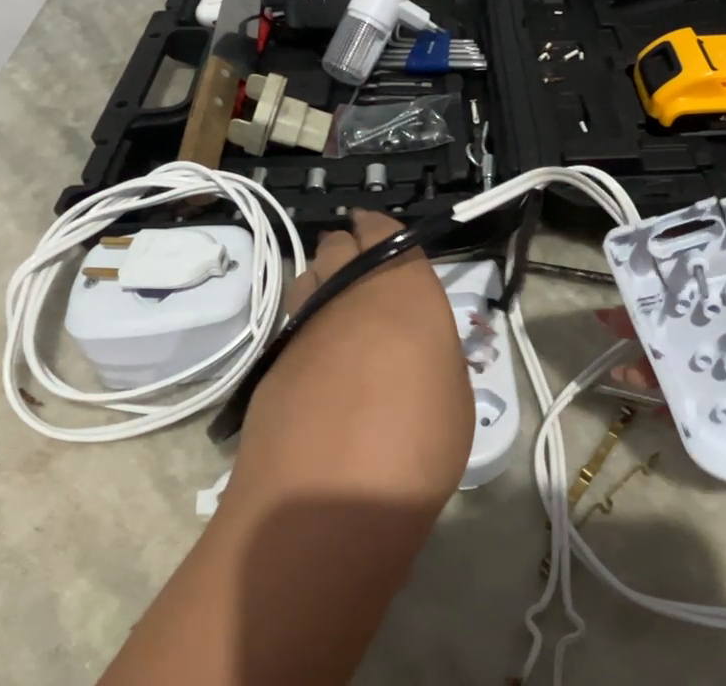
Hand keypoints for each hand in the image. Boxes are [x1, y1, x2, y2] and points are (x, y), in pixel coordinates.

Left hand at [230, 211, 472, 511]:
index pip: (382, 230)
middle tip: (366, 277)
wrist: (329, 497)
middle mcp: (346, 291)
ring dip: (324, 283)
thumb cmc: (418, 442)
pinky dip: (306, 329)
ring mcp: (302, 324)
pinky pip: (292, 325)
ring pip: (308, 278)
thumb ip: (432, 351)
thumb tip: (416, 348)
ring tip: (342, 315)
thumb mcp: (454, 393)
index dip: (380, 229)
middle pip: (338, 245)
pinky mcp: (271, 361)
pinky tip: (320, 362)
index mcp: (402, 287)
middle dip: (350, 250)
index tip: (383, 237)